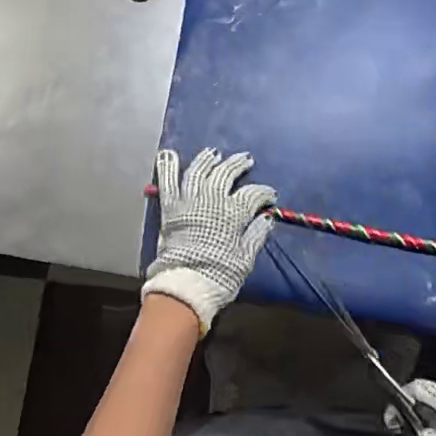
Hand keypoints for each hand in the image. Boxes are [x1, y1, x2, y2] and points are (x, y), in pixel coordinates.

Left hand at [142, 148, 275, 334]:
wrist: (186, 283)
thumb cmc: (218, 274)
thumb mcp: (245, 258)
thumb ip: (255, 235)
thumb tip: (266, 219)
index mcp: (232, 213)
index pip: (252, 194)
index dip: (262, 193)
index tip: (269, 194)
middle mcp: (210, 201)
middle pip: (225, 175)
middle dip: (236, 165)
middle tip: (245, 159)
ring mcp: (188, 202)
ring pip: (198, 172)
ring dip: (206, 160)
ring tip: (214, 153)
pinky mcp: (170, 208)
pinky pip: (167, 182)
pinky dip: (167, 166)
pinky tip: (168, 153)